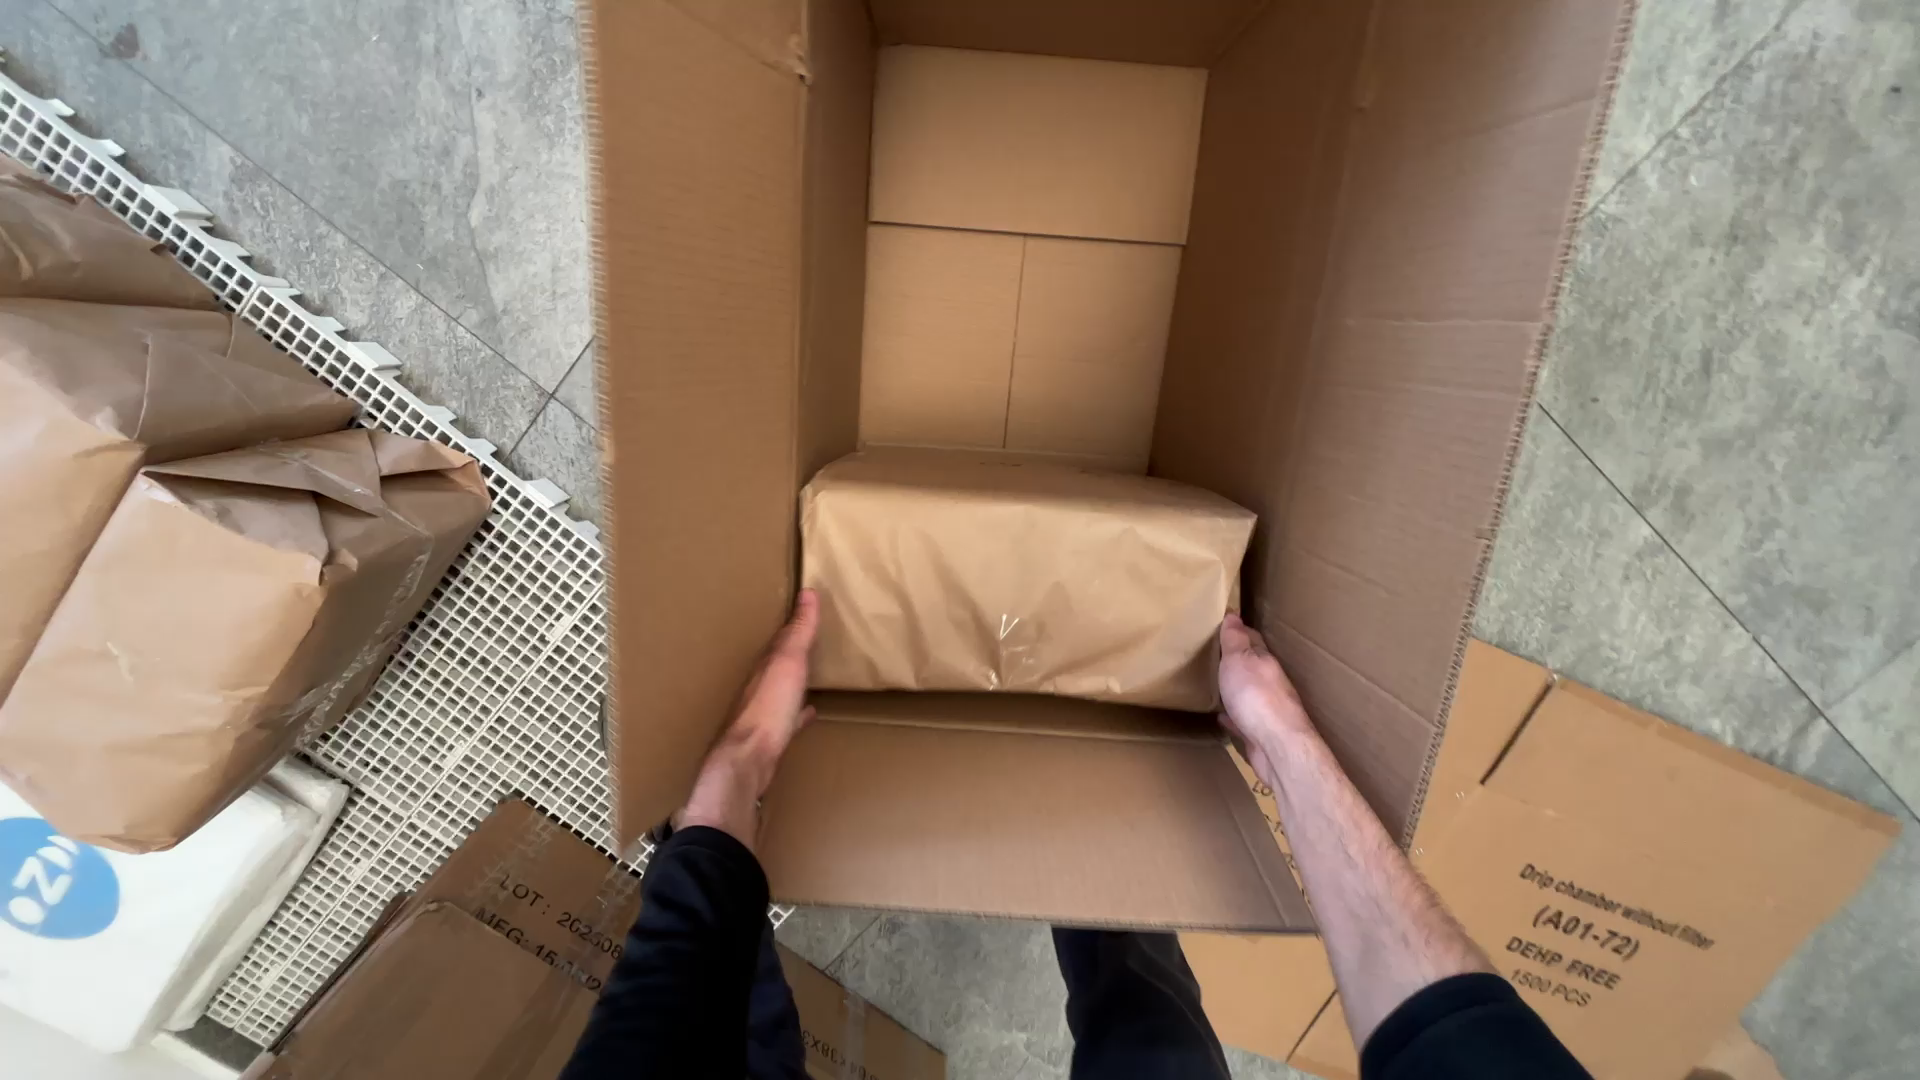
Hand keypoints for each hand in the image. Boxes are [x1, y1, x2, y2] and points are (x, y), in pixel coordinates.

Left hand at [678, 590, 819, 847]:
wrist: (748, 761)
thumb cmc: (767, 709)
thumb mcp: (788, 664)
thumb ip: (799, 631)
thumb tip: (807, 593)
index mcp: (764, 664)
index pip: (781, 636)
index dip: (794, 621)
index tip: (804, 605)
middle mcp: (760, 685)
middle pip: (778, 661)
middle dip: (790, 648)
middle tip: (804, 635)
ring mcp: (764, 712)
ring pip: (781, 688)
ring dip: (793, 678)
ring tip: (808, 670)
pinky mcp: (770, 736)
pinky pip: (788, 718)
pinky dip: (798, 712)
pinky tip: (808, 713)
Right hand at [1217, 614, 1310, 779]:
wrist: (1277, 746)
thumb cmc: (1257, 697)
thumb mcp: (1240, 660)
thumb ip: (1235, 639)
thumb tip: (1233, 615)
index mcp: (1264, 661)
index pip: (1252, 639)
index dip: (1238, 630)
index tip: (1224, 623)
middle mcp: (1269, 682)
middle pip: (1252, 666)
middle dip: (1237, 659)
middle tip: (1217, 652)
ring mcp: (1266, 708)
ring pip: (1248, 692)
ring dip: (1235, 687)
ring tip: (1217, 682)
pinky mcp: (1259, 732)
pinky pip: (1242, 719)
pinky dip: (1232, 716)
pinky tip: (1222, 716)